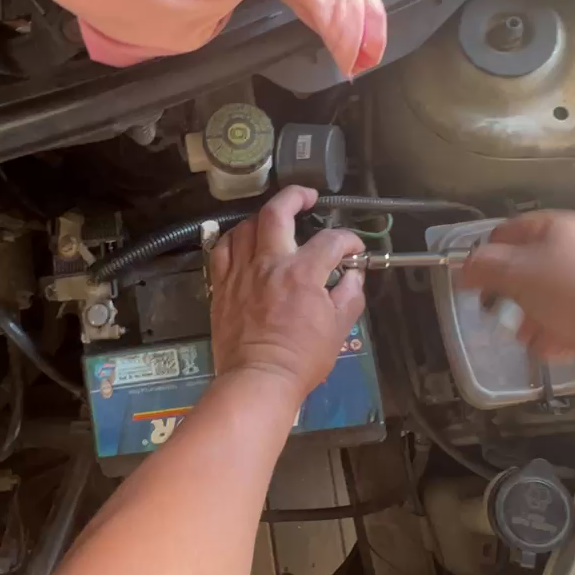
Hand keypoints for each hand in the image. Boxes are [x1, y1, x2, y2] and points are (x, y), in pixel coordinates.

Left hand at [208, 187, 365, 397]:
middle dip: (295, 196)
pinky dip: (233, 239)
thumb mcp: (339, 328)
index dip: (348, 240)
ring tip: (275, 222)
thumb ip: (350, 294)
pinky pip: (221, 249)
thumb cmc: (303, 358)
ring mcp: (241, 272)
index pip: (331, 240)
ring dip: (263, 218)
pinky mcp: (221, 285)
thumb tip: (353, 275)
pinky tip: (242, 241)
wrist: (259, 378)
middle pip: (277, 212)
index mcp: (303, 272)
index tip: (354, 249)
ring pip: (246, 226)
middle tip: (308, 197)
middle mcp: (269, 263)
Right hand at [458, 210, 574, 383]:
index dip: (487, 250)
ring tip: (527, 334)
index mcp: (559, 229)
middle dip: (509, 291)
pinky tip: (553, 346)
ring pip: (544, 300)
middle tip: (493, 306)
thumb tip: (463, 266)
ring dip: (529, 319)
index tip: (469, 275)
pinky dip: (554, 336)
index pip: (511, 230)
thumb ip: (484, 266)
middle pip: (527, 268)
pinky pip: (565, 324)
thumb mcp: (518, 271)